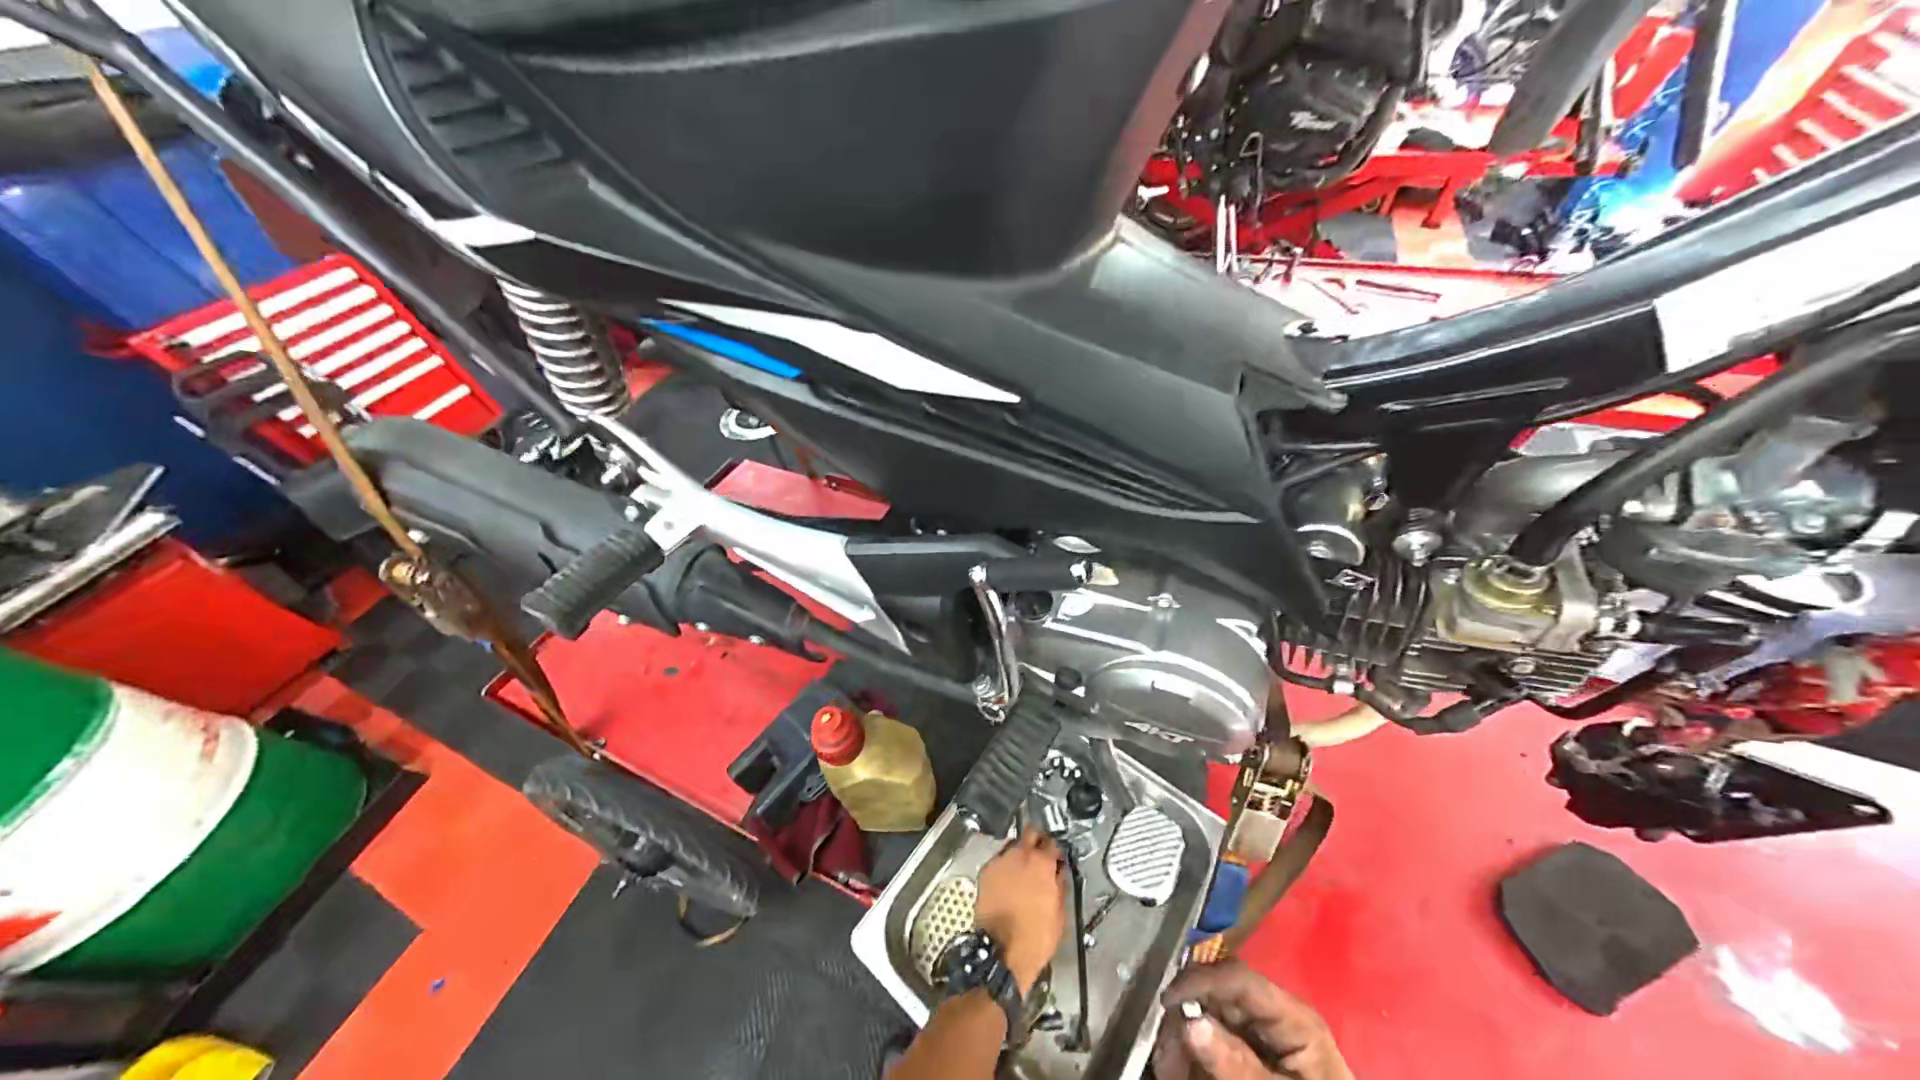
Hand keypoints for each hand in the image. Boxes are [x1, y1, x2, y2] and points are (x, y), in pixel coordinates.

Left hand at [973, 826, 1065, 993]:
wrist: (1003, 951)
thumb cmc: (1036, 936)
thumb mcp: (1059, 912)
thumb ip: (1059, 884)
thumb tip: (1058, 872)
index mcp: (1042, 863)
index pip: (1053, 842)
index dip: (1056, 849)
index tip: (1057, 857)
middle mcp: (1019, 855)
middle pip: (1030, 833)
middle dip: (1037, 840)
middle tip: (1040, 854)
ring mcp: (1000, 861)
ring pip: (1012, 845)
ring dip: (1019, 853)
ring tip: (1022, 869)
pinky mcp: (985, 872)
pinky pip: (998, 861)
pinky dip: (1005, 866)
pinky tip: (1008, 880)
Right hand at [1152, 960, 1352, 1079]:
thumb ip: (1238, 1066)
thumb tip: (1190, 1020)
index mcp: (1294, 1020)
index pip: (1240, 979)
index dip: (1201, 981)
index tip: (1166, 1000)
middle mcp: (1273, 1018)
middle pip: (1218, 996)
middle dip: (1185, 1018)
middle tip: (1162, 1053)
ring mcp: (1259, 1038)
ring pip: (1206, 1019)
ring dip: (1182, 1042)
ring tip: (1168, 1071)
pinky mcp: (1246, 1057)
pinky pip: (1210, 1044)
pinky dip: (1189, 1057)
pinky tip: (1177, 1072)